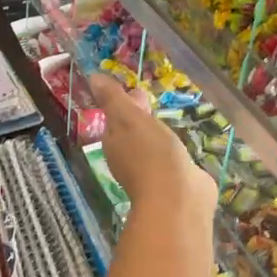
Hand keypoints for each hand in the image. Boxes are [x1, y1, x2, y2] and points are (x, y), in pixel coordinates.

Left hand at [89, 73, 215, 219]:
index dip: (124, 103)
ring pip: (151, 146)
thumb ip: (113, 98)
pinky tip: (183, 146)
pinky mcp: (173, 181)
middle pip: (131, 132)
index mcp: (114, 142)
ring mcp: (152, 172)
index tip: (137, 90)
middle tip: (151, 102)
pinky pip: (170, 160)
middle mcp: (128, 158)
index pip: (115, 118)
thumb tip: (93, 76)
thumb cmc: (150, 154)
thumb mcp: (128, 118)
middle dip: (139, 117)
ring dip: (157, 134)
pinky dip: (173, 152)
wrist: (178, 199)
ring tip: (168, 121)